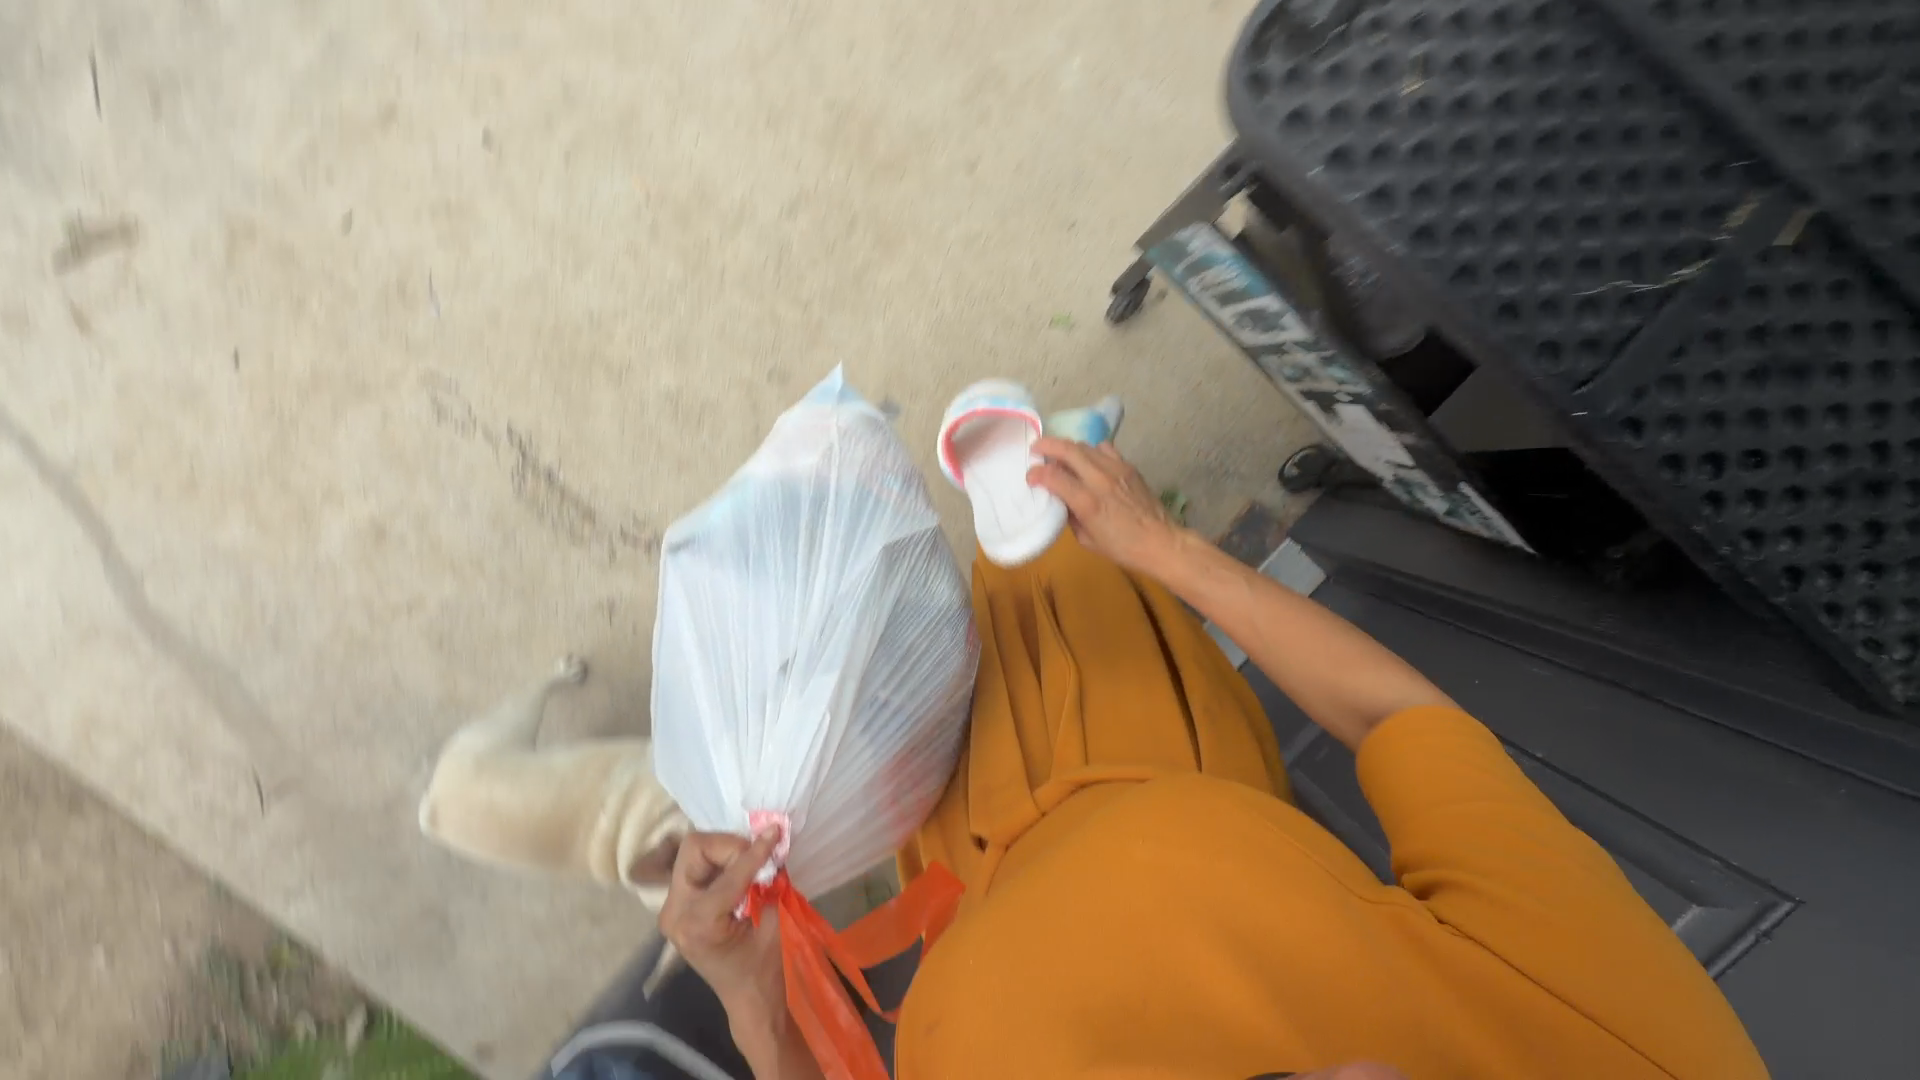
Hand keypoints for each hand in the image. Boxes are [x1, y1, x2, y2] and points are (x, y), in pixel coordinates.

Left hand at [658, 829, 785, 1030]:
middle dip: (731, 845)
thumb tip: (774, 841)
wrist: (749, 1000)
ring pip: (694, 851)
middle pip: (695, 849)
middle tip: (757, 855)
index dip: (754, 852)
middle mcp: (675, 912)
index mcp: (697, 923)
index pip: (727, 872)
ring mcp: (672, 908)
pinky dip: (722, 859)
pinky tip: (741, 870)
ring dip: (726, 850)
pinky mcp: (678, 904)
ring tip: (751, 863)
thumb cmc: (766, 968)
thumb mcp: (775, 922)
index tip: (775, 832)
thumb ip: (772, 880)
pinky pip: (697, 865)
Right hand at [1028, 437, 1186, 573]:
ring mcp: (1116, 470)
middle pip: (1068, 450)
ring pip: (1085, 445)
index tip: (1030, 477)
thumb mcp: (1087, 540)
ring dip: (1068, 447)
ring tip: (1060, 454)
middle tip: (1036, 448)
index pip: (1053, 476)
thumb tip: (1062, 501)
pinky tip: (1089, 460)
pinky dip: (1091, 451)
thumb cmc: (1122, 548)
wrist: (1160, 542)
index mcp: (1087, 502)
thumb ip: (1071, 517)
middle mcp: (1100, 480)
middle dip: (1047, 446)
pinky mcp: (1128, 467)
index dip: (1036, 473)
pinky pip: (1105, 449)